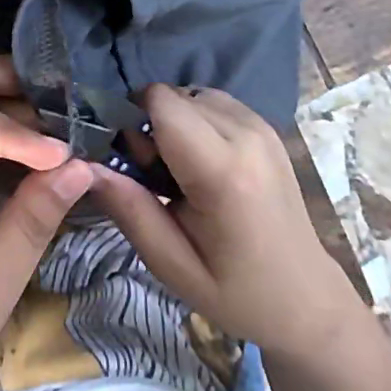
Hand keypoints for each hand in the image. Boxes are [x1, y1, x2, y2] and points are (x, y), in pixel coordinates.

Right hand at [88, 84, 359, 354]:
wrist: (306, 296)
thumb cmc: (236, 290)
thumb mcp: (172, 265)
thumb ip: (129, 209)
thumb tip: (85, 166)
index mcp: (223, 170)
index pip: (161, 101)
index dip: (134, 121)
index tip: (136, 163)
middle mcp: (245, 133)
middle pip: (172, 95)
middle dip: (151, 124)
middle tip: (158, 175)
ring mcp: (260, 124)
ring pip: (190, 93)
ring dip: (173, 121)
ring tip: (182, 170)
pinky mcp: (265, 124)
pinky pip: (212, 100)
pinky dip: (195, 120)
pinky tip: (203, 161)